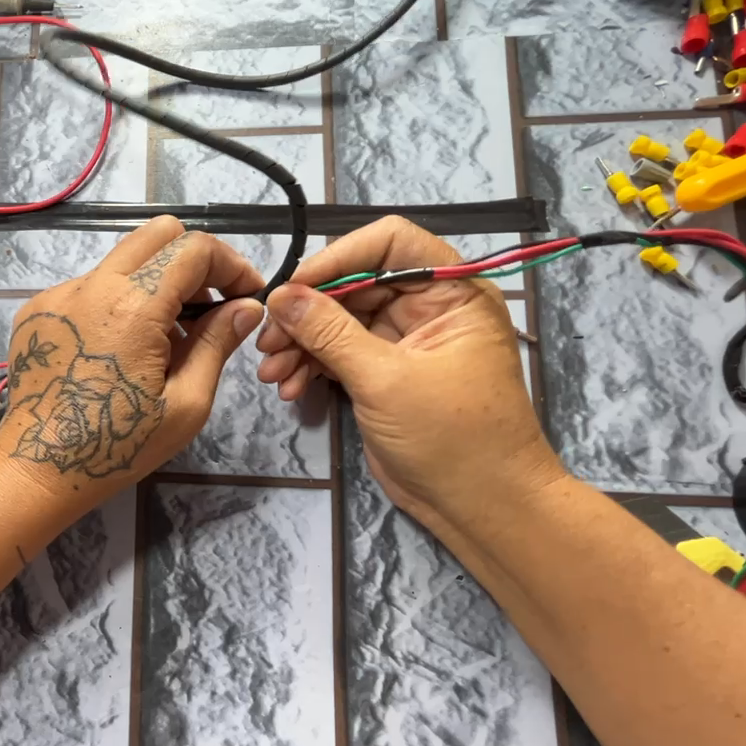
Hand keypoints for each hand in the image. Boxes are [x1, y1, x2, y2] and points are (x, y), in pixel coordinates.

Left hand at [0, 216, 263, 513]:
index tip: (246, 295)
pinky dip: (116, 303)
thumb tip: (246, 307)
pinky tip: (119, 351)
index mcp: (133, 306)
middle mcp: (92, 286)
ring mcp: (58, 296)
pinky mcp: (37, 312)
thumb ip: (217, 345)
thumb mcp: (184, 403)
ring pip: (121, 261)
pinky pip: (89, 288)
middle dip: (194, 260)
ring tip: (165, 340)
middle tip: (209, 307)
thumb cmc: (116, 444)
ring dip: (155, 283)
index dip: (231, 264)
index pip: (193, 249)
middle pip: (156, 234)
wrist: (37, 467)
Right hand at [253, 216, 565, 527]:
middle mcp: (425, 308)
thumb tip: (280, 295)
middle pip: (352, 285)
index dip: (337, 259)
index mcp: (450, 292)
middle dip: (306, 313)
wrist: (477, 503)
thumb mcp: (384, 379)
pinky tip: (290, 389)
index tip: (292, 290)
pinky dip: (309, 368)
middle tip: (267, 342)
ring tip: (271, 375)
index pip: (390, 243)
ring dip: (299, 345)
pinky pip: (335, 355)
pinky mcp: (380, 374)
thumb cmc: (452, 436)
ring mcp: (400, 342)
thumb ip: (329, 333)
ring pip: (336, 323)